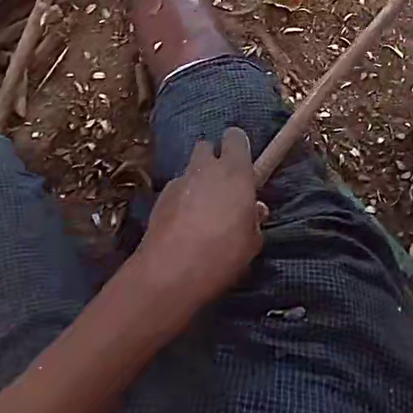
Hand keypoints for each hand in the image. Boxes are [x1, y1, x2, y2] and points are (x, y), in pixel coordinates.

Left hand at [135, 127, 266, 315]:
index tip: (243, 164)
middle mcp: (205, 168)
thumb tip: (254, 210)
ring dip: (196, 181)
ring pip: (189, 170)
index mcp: (235, 171)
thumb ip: (254, 219)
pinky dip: (180, 201)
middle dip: (213, 159)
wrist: (168, 275)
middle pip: (207, 146)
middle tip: (222, 185)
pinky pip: (175, 192)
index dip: (238, 147)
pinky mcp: (158, 201)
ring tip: (201, 211)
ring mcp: (178, 183)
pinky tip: (183, 226)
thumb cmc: (222, 253)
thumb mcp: (252, 241)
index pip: (236, 137)